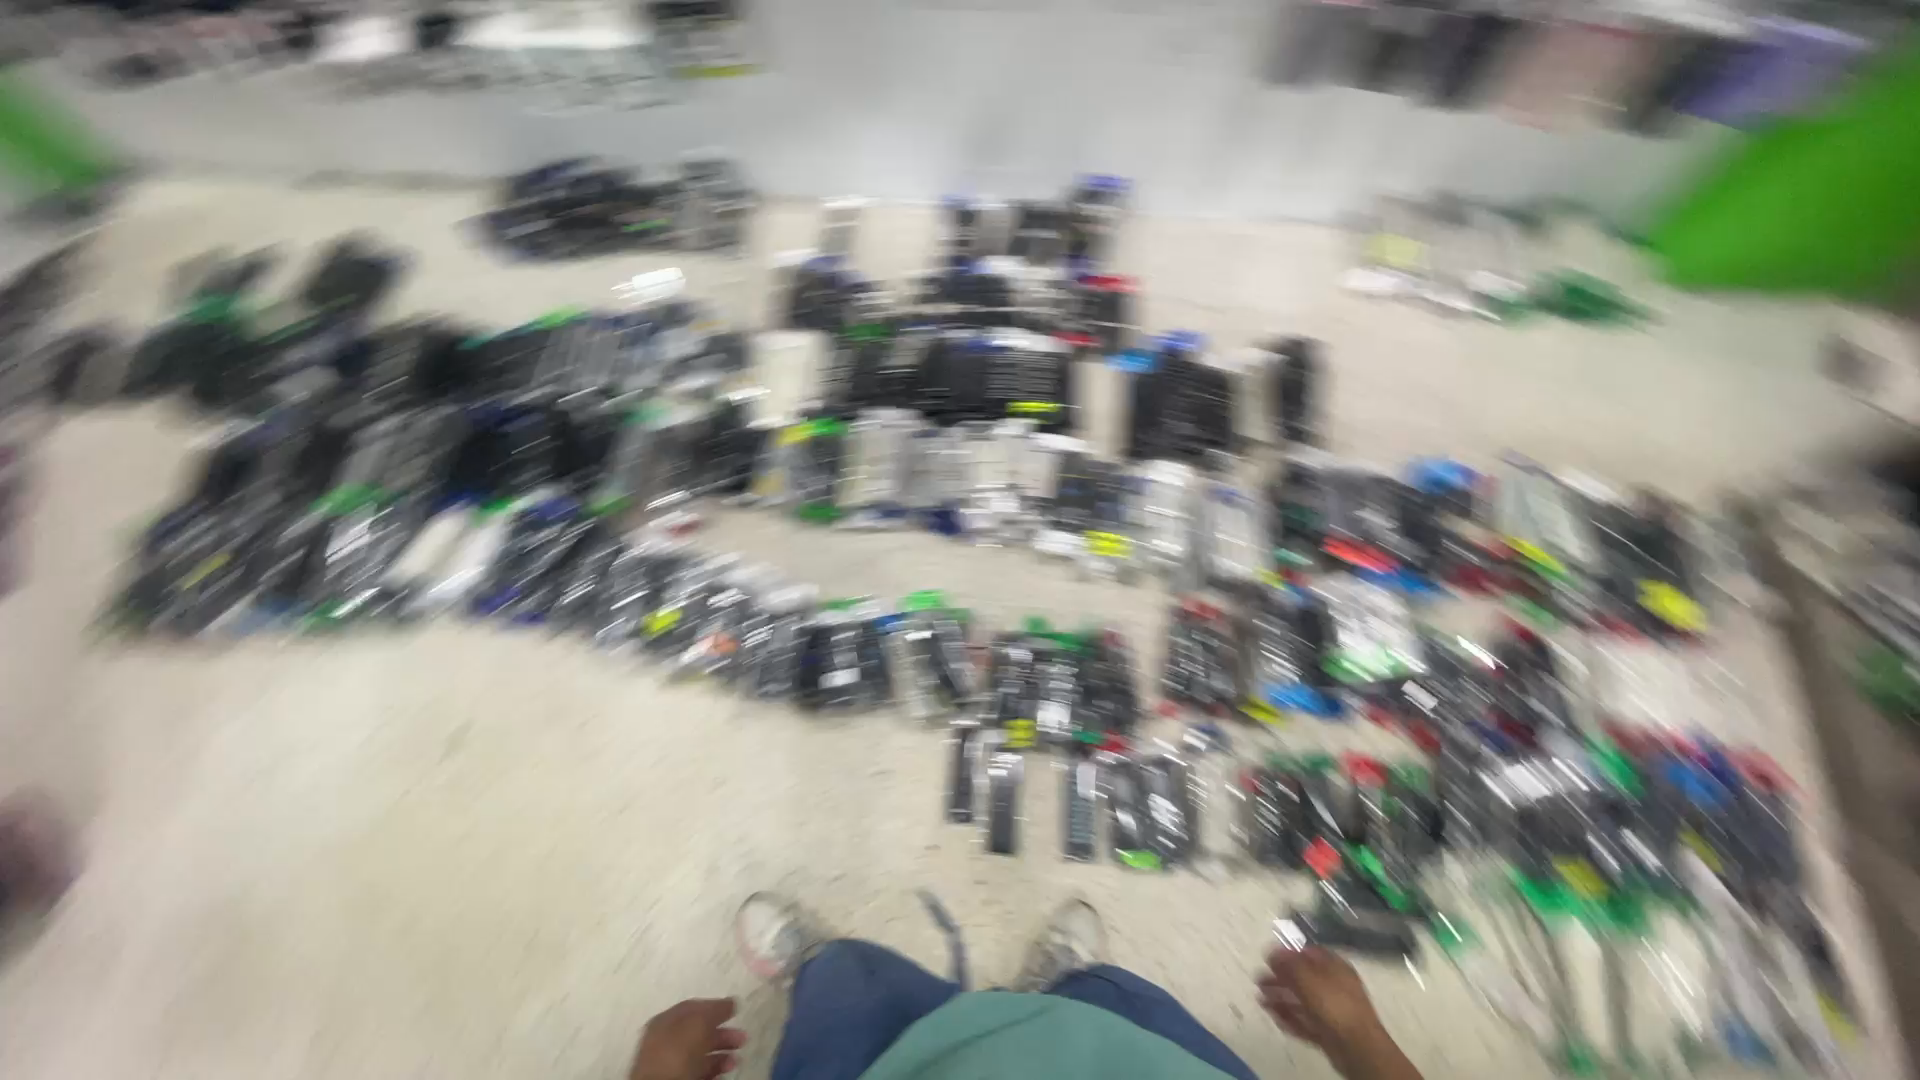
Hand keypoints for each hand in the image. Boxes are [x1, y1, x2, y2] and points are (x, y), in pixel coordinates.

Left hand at [629, 998, 747, 1079]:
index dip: (716, 1006)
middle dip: (723, 1034)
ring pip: (700, 1054)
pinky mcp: (677, 1079)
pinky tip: (724, 1072)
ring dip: (722, 1054)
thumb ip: (716, 1009)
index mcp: (666, 1020)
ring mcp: (669, 1063)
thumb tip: (733, 1002)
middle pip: (699, 1032)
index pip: (694, 1007)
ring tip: (736, 1060)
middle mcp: (666, 1040)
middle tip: (742, 1038)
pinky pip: (698, 1072)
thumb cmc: (678, 1052)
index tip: (736, 1010)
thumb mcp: (699, 1023)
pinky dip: (714, 1070)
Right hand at [1257, 947, 1385, 1055]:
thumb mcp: (1307, 977)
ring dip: (1281, 997)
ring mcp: (1332, 1010)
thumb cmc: (1333, 1004)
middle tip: (1260, 980)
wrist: (1356, 1047)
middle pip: (1303, 977)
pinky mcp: (1328, 1030)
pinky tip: (1274, 1016)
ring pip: (1302, 999)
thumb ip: (1288, 963)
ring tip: (1261, 998)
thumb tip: (1272, 951)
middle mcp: (1335, 985)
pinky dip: (1289, 1016)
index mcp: (1335, 966)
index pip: (1310, 953)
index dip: (1289, 953)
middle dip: (1280, 978)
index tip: (1271, 958)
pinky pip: (1305, 1019)